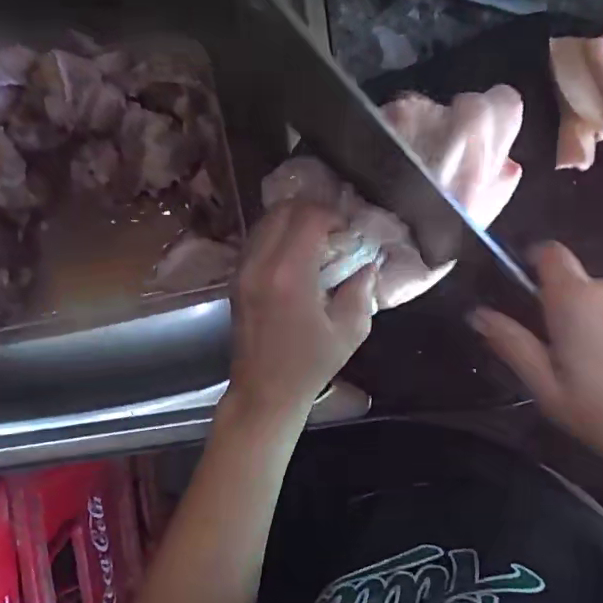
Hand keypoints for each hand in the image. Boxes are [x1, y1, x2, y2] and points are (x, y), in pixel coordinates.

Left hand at [227, 202, 376, 413]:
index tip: (348, 236)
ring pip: (267, 221)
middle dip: (313, 212)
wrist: (264, 391)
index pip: (308, 218)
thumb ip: (361, 289)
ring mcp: (243, 269)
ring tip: (316, 244)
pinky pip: (257, 239)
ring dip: (294, 222)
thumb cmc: (309, 365)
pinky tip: (297, 259)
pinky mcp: (236, 278)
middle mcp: (260, 264)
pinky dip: (278, 236)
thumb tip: (366, 264)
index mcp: (288, 275)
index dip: (333, 217)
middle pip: (284, 210)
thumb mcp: (349, 331)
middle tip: (334, 234)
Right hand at [470, 242, 602, 489]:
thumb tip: (478, 314)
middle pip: (568, 286)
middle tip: (552, 367)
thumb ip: (513, 347)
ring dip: (583, 333)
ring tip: (589, 384)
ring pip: (594, 306)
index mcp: (575, 299)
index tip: (517, 302)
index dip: (527, 266)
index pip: (547, 253)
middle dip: (553, 316)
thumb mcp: (552, 391)